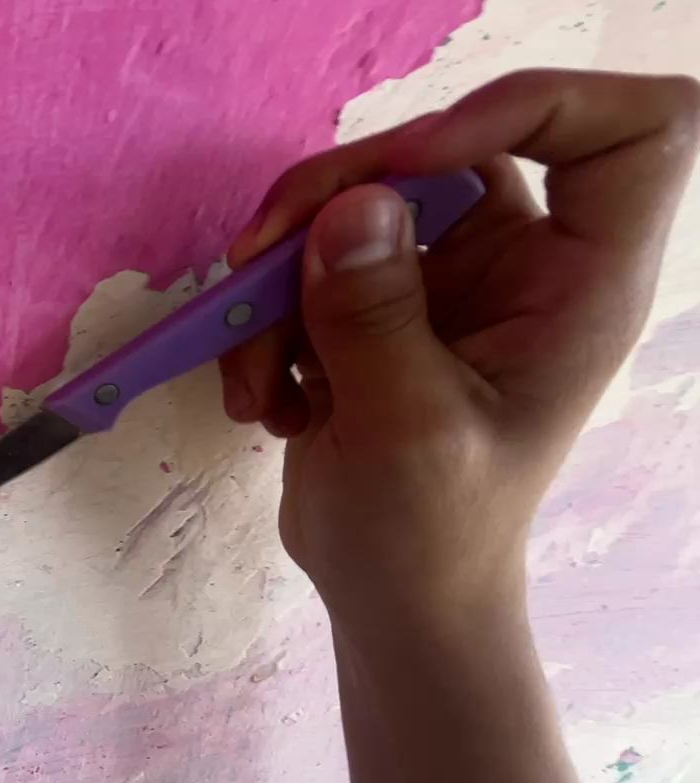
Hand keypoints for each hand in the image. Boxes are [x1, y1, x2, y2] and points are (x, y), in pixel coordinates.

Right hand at [218, 69, 699, 618]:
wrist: (382, 584)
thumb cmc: (427, 523)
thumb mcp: (405, 424)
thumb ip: (377, 316)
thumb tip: (348, 209)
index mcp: (572, 284)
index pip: (622, 133)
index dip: (526, 109)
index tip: (409, 158)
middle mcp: (505, 274)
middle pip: (428, 171)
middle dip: (325, 209)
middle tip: (249, 258)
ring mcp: (423, 301)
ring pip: (335, 237)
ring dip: (268, 307)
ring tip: (258, 394)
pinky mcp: (354, 331)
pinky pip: (291, 294)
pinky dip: (257, 344)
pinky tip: (265, 409)